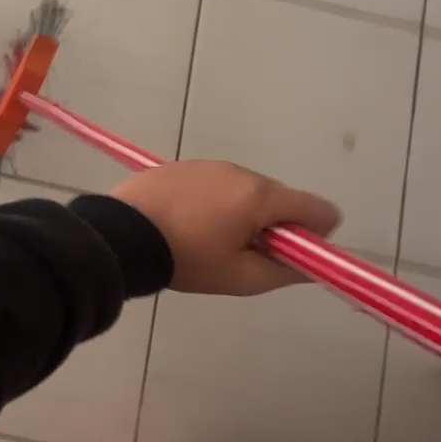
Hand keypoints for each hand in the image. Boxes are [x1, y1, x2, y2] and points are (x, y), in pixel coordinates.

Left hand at [109, 160, 341, 295]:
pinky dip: (213, 200)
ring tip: (209, 237)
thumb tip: (310, 262)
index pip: (318, 207)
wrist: (122, 234)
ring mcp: (202, 164)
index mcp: (259, 194)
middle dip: (274, 223)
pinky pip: (212, 183)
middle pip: (278, 197)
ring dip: (241, 210)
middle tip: (242, 250)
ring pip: (243, 188)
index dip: (314, 235)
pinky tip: (188, 221)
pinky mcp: (176, 165)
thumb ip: (288, 270)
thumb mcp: (245, 277)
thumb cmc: (187, 258)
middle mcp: (235, 170)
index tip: (286, 253)